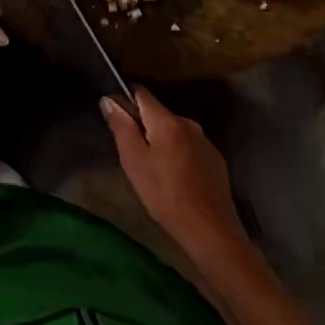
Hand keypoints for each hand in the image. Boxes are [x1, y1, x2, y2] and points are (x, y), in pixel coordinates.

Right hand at [102, 87, 248, 264]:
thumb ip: (121, 126)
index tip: (116, 119)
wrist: (210, 231)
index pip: (141, 93)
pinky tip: (175, 177)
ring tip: (154, 168)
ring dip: (160, 141)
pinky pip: (188, 146)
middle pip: (157, 113)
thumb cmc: (164, 194)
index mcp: (167, 121)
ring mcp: (205, 142)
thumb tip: (109, 99)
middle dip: (143, 126)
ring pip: (173, 131)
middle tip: (133, 154)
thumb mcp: (133, 160)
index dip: (125, 100)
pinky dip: (177, 153)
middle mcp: (189, 123)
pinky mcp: (216, 160)